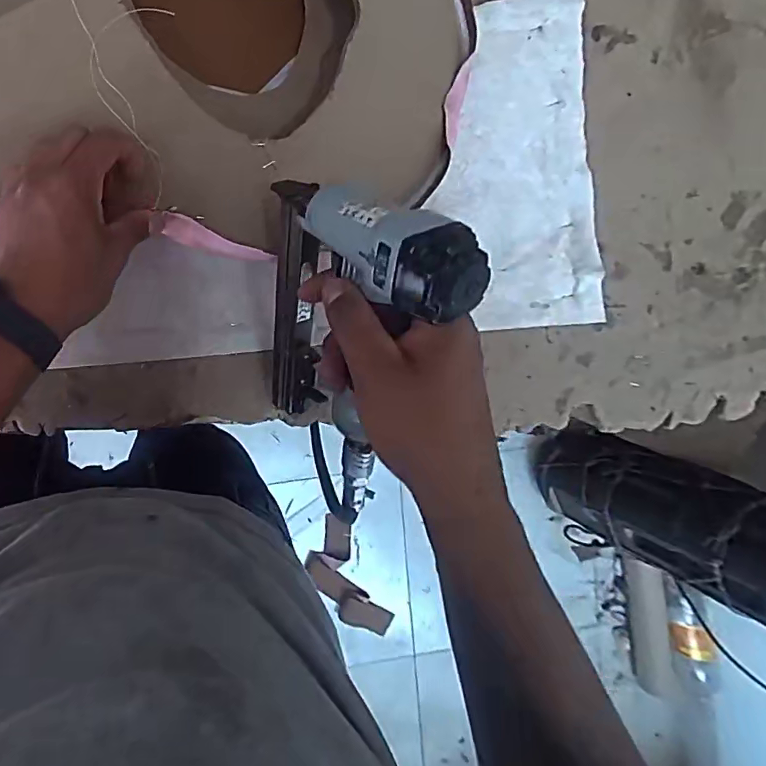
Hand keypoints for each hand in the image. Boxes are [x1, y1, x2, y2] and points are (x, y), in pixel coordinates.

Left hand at [0, 127, 156, 337]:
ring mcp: (19, 183)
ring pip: (50, 147)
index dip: (129, 154)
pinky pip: (31, 165)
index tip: (137, 181)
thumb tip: (152, 217)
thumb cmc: (74, 282)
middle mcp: (40, 172)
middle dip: (102, 153)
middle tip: (115, 187)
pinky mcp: (7, 199)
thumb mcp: (113, 254)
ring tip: (89, 194)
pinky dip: (51, 171)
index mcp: (70, 181)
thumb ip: (134, 225)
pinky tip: (63, 201)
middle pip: (76, 137)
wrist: (23, 311)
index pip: (104, 142)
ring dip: (75, 159)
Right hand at [299, 271, 502, 514]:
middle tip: (329, 364)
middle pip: (385, 310)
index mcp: (441, 316)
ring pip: (386, 337)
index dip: (346, 279)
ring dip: (354, 356)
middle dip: (348, 333)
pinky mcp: (437, 379)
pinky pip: (397, 359)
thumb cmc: (419, 427)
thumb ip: (352, 321)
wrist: (456, 490)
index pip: (389, 276)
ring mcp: (443, 356)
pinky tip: (358, 394)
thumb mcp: (375, 370)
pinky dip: (372, 371)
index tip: (310, 291)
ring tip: (340, 386)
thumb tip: (336, 285)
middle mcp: (446, 329)